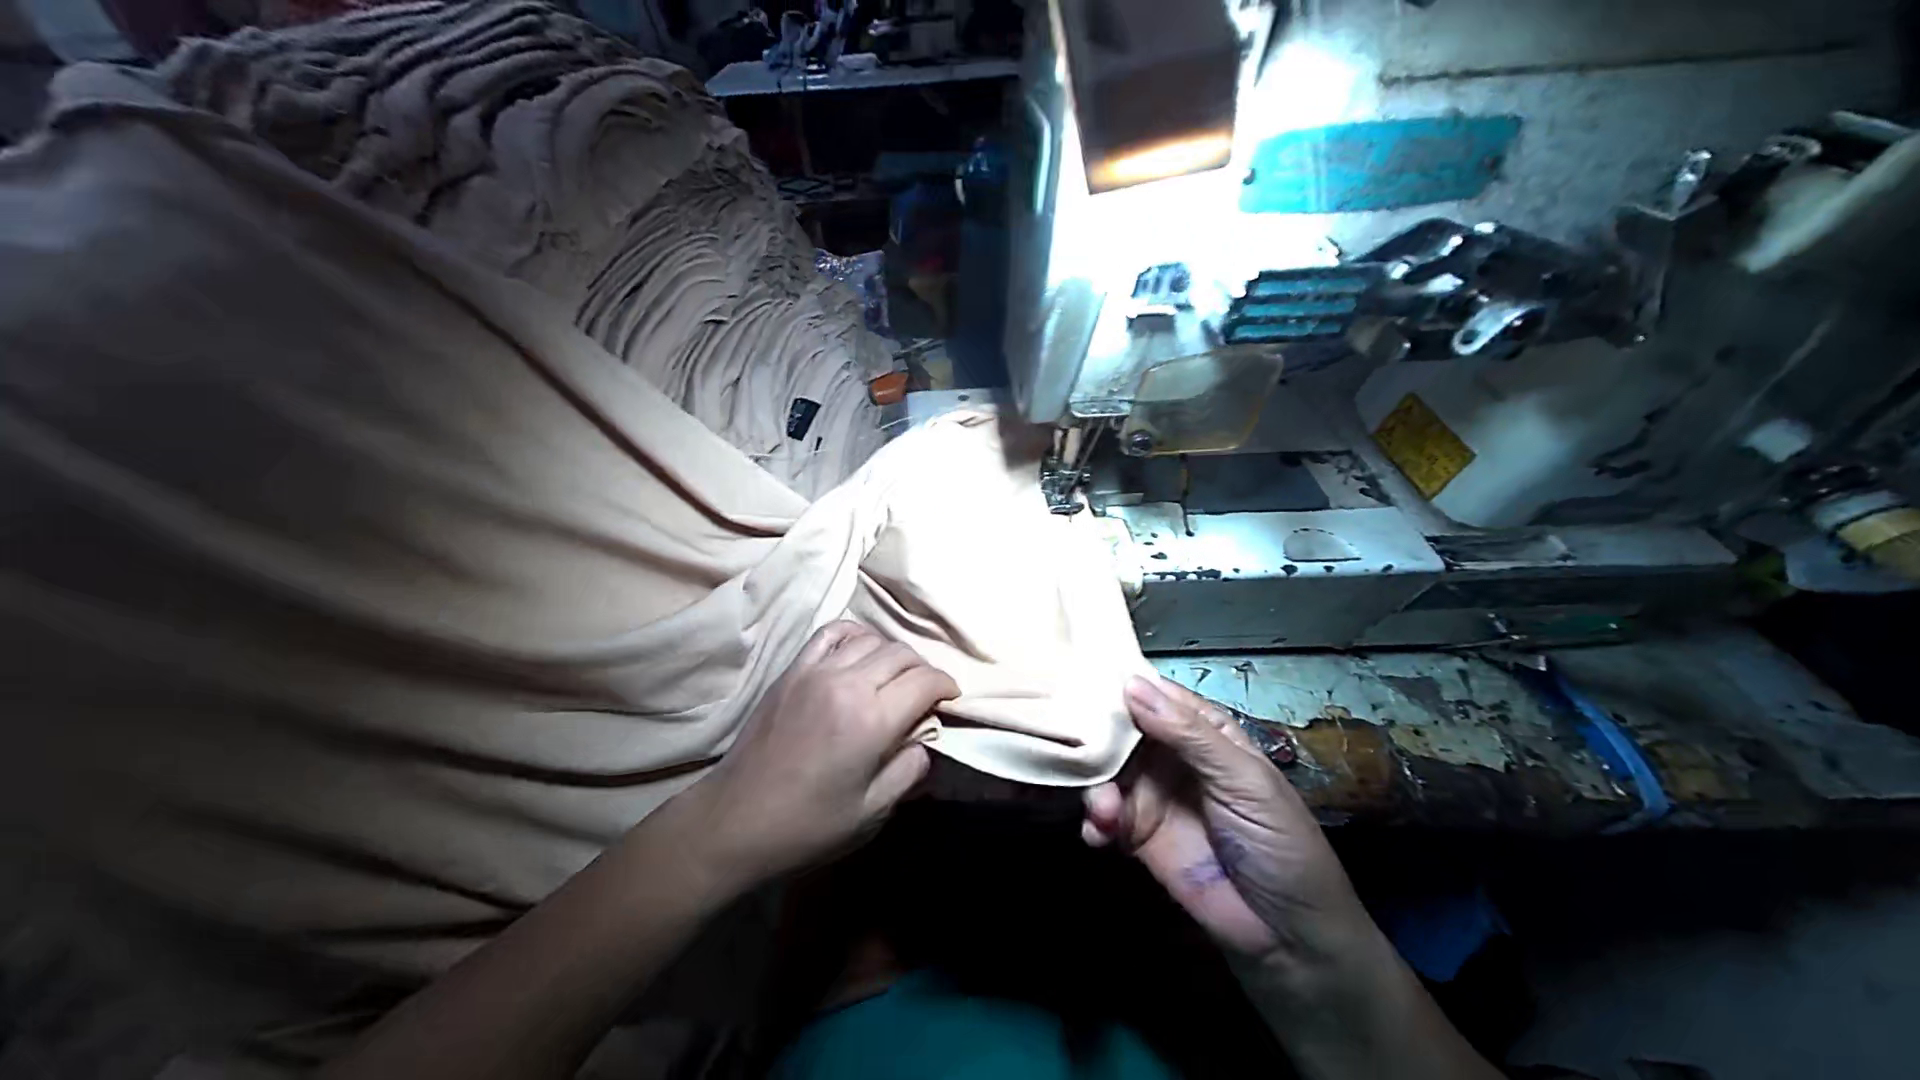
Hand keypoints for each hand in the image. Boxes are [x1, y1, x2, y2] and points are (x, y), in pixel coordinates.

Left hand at [680, 621, 958, 890]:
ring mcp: (815, 671)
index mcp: (871, 720)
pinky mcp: (792, 670)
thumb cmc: (807, 825)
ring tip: (894, 676)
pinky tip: (859, 652)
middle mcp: (846, 683)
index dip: (945, 686)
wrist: (735, 819)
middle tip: (925, 693)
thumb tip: (925, 740)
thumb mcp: (871, 812)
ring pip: (870, 639)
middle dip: (923, 670)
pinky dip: (854, 635)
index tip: (950, 698)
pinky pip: (831, 633)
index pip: (924, 682)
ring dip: (892, 654)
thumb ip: (909, 770)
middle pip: (901, 654)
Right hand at [1081, 675, 1375, 974]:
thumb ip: (1187, 734)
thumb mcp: (1243, 779)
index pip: (1153, 694)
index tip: (1078, 677)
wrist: (1287, 935)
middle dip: (1094, 737)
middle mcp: (1169, 754)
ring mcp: (1150, 794)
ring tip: (1103, 809)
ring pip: (1104, 772)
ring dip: (1095, 786)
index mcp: (1201, 730)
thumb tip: (1131, 684)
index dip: (1119, 685)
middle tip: (1071, 744)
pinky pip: (1103, 817)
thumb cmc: (1278, 840)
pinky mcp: (1135, 834)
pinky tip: (1099, 833)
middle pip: (1118, 730)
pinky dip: (1094, 822)